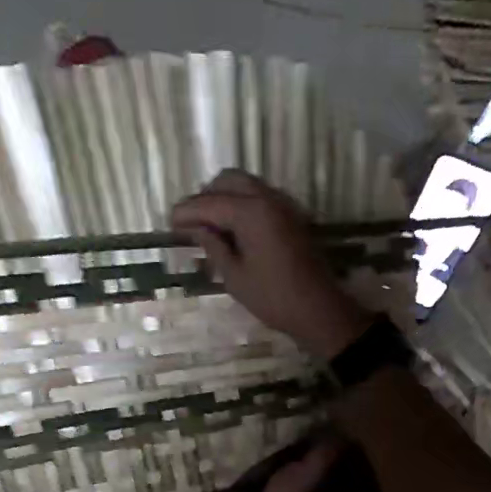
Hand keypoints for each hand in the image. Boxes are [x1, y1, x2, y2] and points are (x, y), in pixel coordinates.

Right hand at [170, 170, 369, 359]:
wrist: (320, 311)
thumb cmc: (274, 298)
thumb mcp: (235, 277)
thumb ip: (213, 246)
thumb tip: (195, 229)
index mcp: (251, 211)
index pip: (208, 202)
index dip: (186, 213)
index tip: (170, 225)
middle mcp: (268, 198)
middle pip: (227, 181)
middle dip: (205, 197)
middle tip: (192, 224)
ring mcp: (284, 205)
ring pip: (246, 185)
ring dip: (225, 198)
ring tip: (211, 227)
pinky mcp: (293, 217)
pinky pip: (262, 198)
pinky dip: (244, 205)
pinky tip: (235, 230)